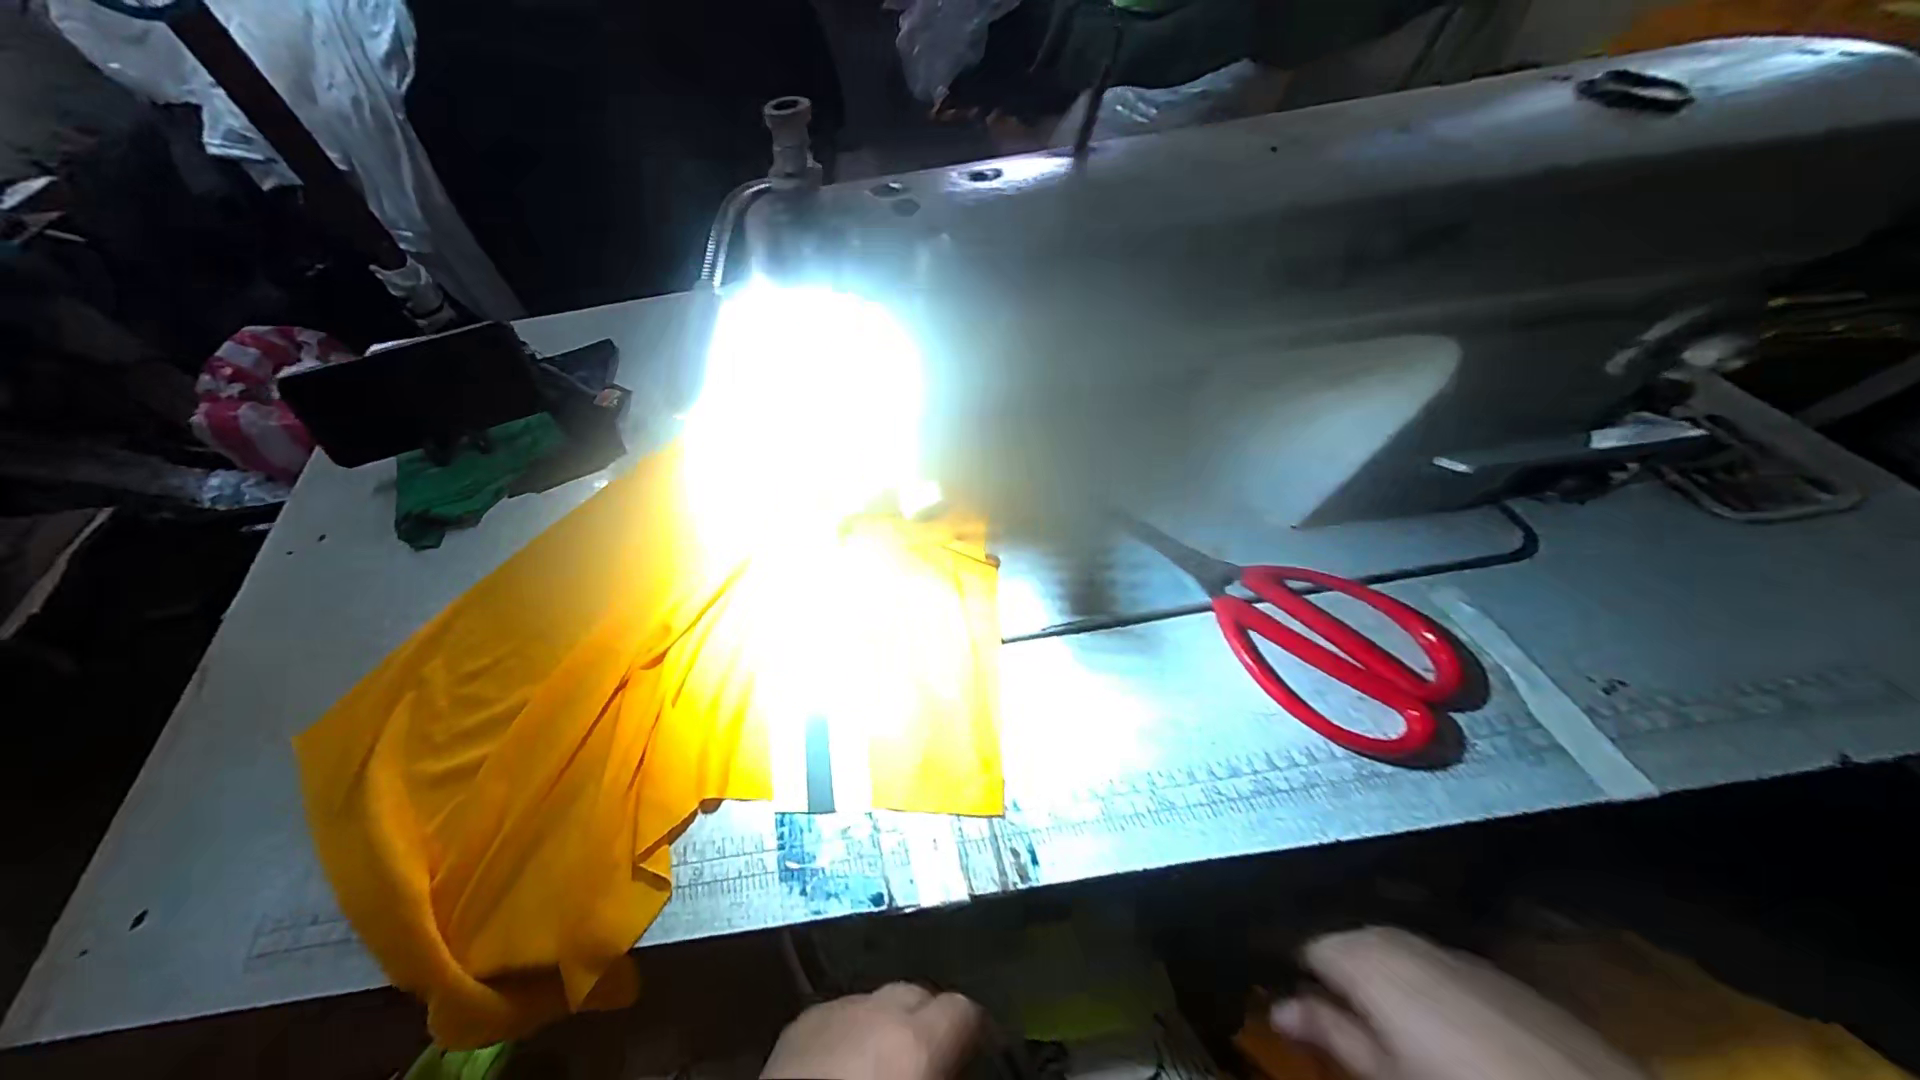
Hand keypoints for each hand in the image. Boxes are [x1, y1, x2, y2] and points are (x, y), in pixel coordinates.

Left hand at [762, 982, 984, 1079]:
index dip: (976, 1028)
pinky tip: (843, 1063)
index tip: (981, 1048)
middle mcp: (880, 1008)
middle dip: (929, 1019)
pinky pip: (841, 1013)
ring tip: (884, 1061)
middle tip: (932, 1059)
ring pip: (877, 1000)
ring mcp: (837, 1007)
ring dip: (887, 1023)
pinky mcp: (802, 1020)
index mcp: (916, 1039)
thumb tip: (956, 1064)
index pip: (965, 1009)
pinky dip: (851, 1030)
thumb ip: (942, 1070)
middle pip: (919, 993)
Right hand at [1271, 927, 1648, 1079]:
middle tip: (1333, 1019)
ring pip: (1390, 954)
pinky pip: (1435, 969)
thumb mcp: (1384, 1073)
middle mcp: (1398, 936)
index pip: (1300, 943)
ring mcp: (1449, 949)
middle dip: (1335, 976)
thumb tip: (1280, 1008)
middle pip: (1345, 943)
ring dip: (1379, 983)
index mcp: (1361, 952)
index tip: (1286, 997)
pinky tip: (1440, 1031)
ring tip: (1387, 1030)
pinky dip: (1424, 990)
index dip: (1289, 970)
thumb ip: (1328, 1032)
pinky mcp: (1493, 972)